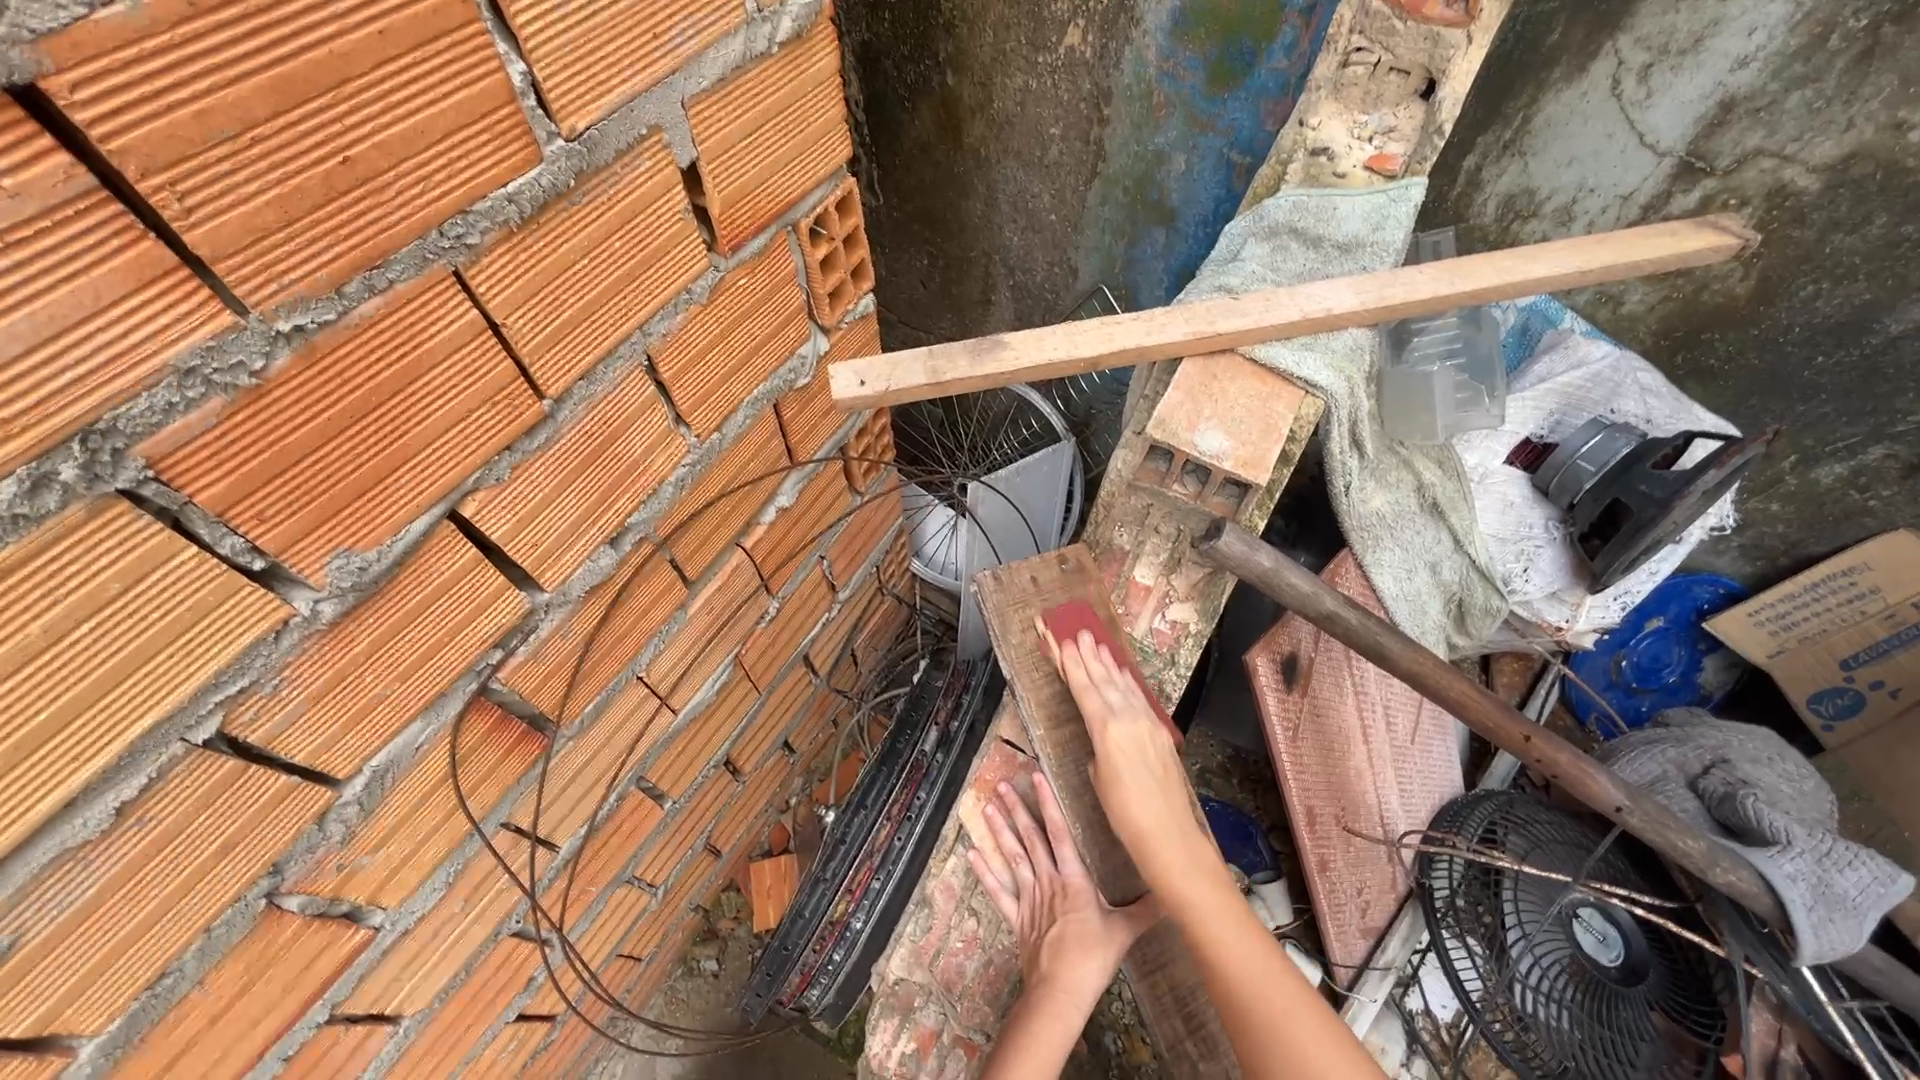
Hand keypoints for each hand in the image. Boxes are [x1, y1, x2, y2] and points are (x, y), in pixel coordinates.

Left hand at [967, 772, 1159, 1000]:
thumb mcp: (1124, 931)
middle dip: (1017, 810)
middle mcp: (1048, 882)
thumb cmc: (1093, 959)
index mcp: (1074, 880)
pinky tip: (972, 853)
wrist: (1060, 991)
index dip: (1048, 803)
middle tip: (1002, 784)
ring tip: (987, 806)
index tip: (1036, 778)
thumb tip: (1172, 895)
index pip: (1059, 832)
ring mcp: (1029, 898)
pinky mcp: (1016, 918)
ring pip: (1012, 857)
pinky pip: (998, 891)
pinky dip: (985, 872)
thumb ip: (1146, 910)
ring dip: (999, 831)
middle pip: (1030, 839)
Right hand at [1037, 621, 1217, 900]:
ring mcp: (1148, 723)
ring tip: (1097, 644)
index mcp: (1107, 728)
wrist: (1167, 832)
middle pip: (1104, 680)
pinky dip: (1128, 683)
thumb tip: (1102, 741)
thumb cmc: (1123, 813)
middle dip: (1089, 656)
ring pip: (1124, 686)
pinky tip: (1123, 674)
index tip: (1062, 643)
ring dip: (1109, 664)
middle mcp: (1128, 718)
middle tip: (1079, 633)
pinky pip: (1140, 698)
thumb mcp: (1097, 778)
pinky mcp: (1161, 732)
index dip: (1072, 666)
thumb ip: (1097, 750)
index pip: (1085, 689)